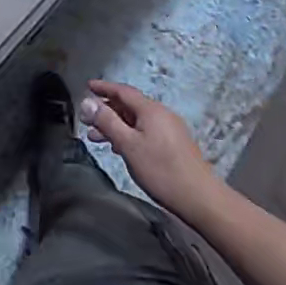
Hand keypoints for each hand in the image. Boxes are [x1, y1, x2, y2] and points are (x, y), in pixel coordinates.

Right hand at [79, 80, 220, 217]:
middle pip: (129, 105)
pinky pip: (145, 131)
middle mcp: (161, 114)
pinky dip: (128, 134)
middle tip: (86, 121)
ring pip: (136, 120)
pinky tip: (120, 148)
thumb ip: (107, 121)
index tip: (87, 86)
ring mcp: (170, 129)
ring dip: (115, 125)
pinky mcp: (174, 144)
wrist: (199, 197)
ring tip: (97, 138)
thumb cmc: (160, 170)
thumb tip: (87, 102)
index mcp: (151, 110)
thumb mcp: (128, 144)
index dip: (104, 87)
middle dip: (106, 110)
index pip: (123, 91)